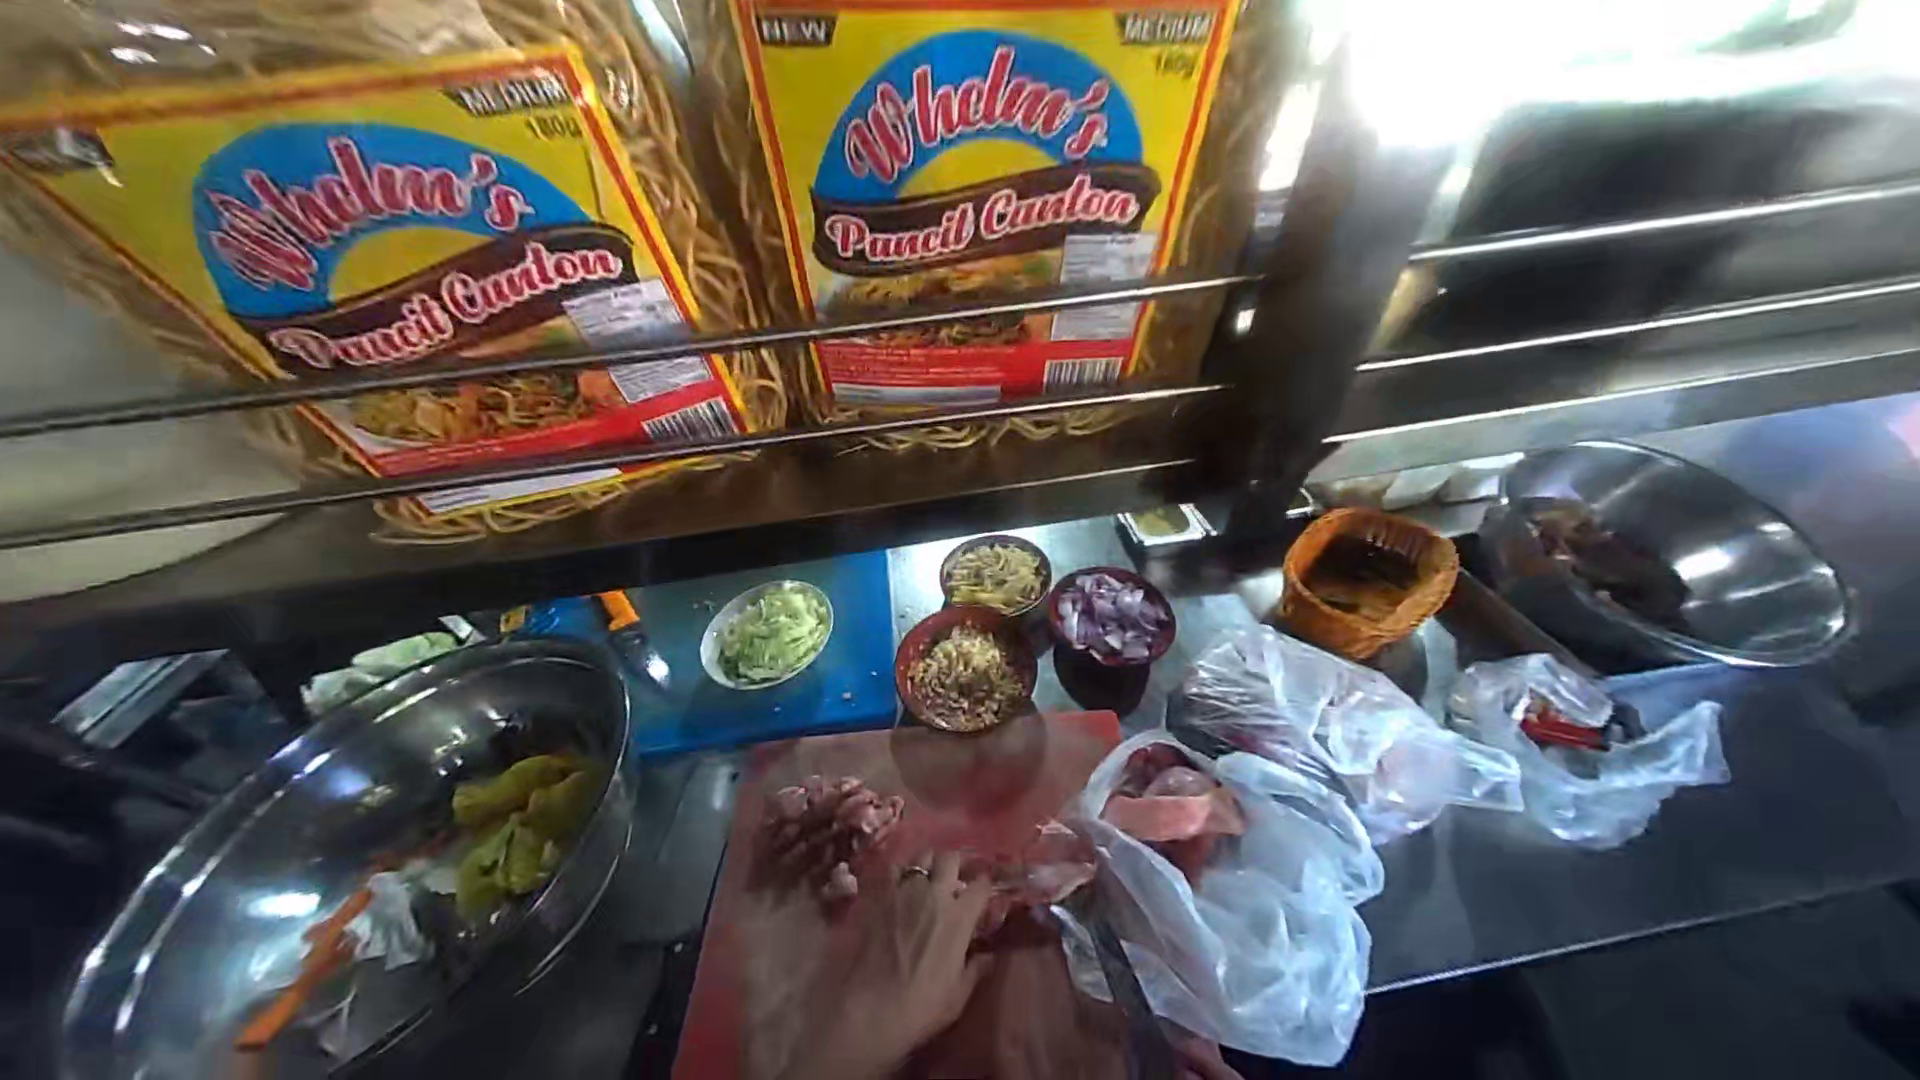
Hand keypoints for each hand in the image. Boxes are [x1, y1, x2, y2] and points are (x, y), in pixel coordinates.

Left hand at [781, 851, 992, 1079]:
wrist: (871, 1007)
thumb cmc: (920, 1006)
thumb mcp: (957, 996)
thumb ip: (975, 970)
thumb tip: (988, 956)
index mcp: (959, 918)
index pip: (981, 885)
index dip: (985, 884)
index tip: (984, 889)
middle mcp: (935, 894)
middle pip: (951, 858)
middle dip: (958, 863)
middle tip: (958, 875)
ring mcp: (907, 890)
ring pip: (923, 856)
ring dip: (931, 861)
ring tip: (931, 872)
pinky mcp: (883, 894)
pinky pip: (895, 867)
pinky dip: (903, 869)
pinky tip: (903, 881)